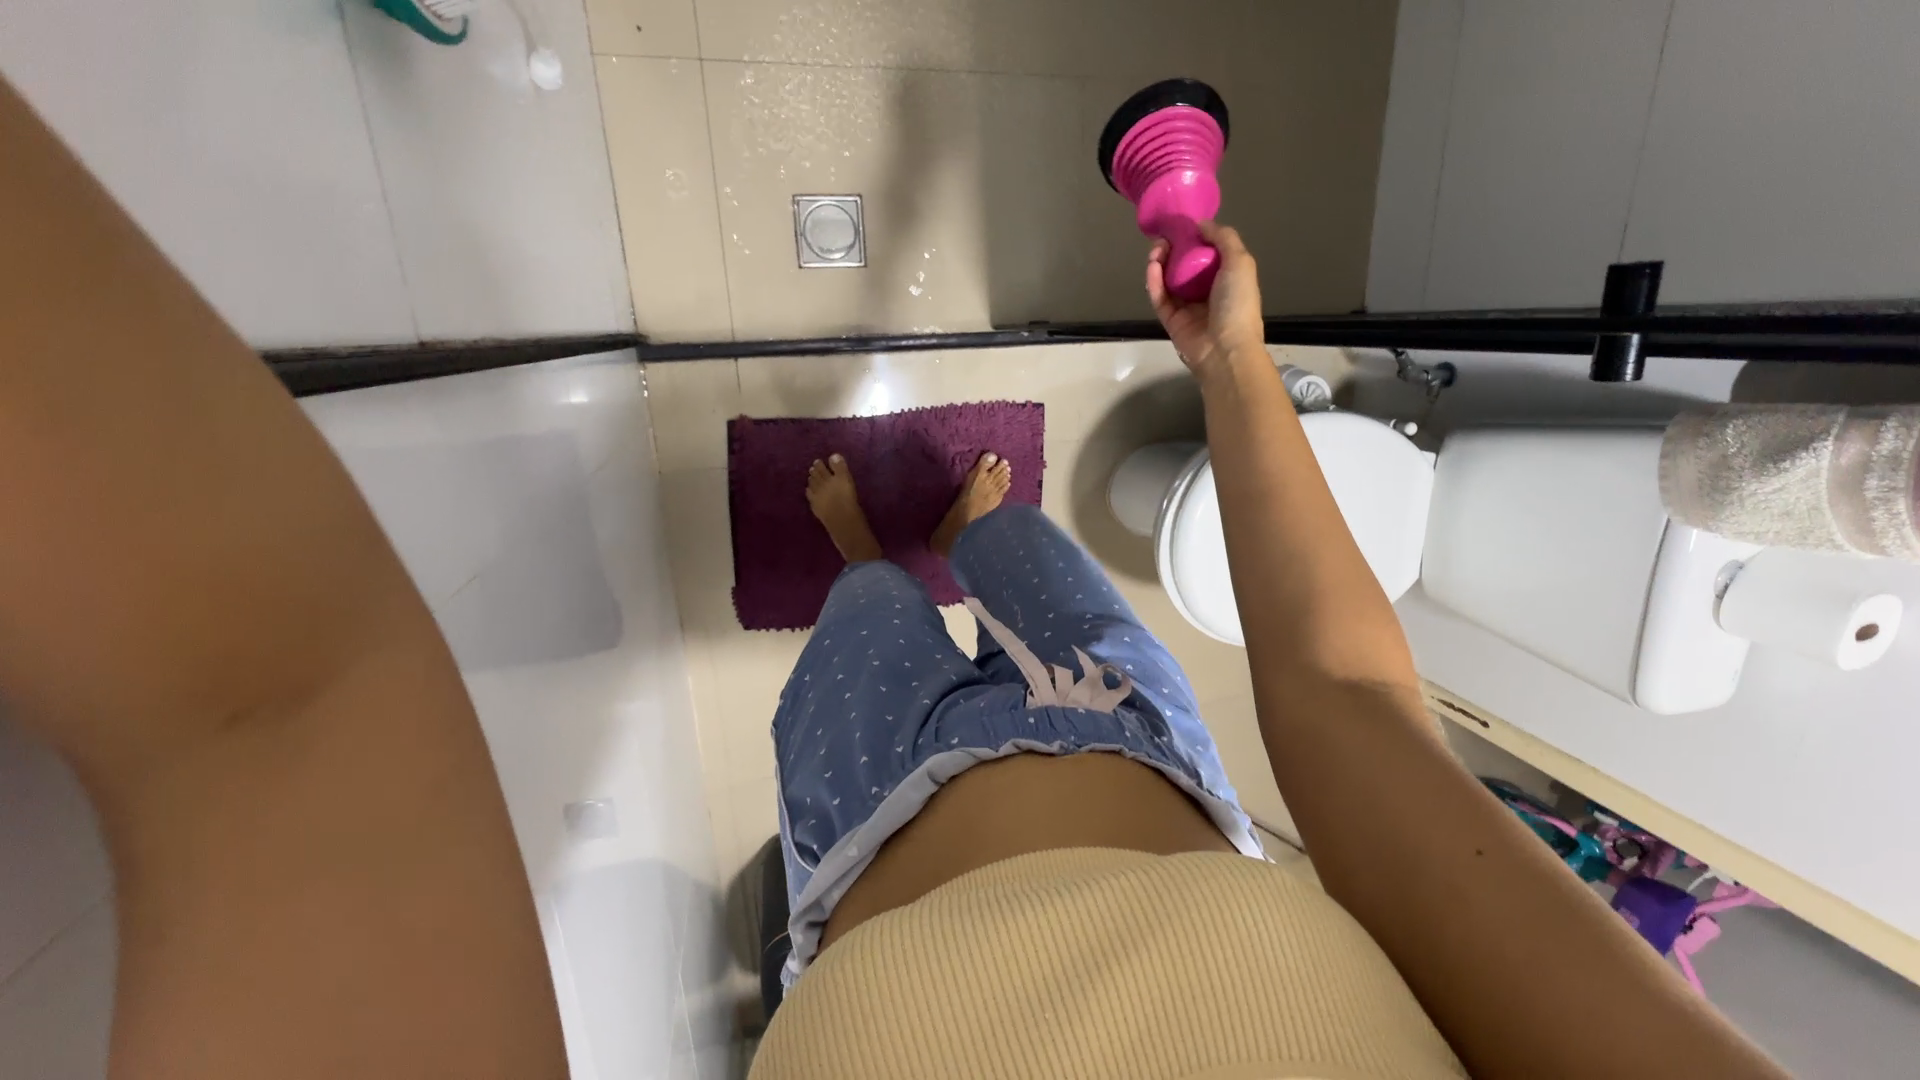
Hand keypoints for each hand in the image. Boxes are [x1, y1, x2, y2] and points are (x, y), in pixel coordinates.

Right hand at [1146, 220, 1264, 376]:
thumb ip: (1223, 238)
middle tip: (1165, 238)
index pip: (1207, 254)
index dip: (1195, 239)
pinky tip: (1152, 265)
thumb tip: (1202, 224)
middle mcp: (1207, 292)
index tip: (1183, 226)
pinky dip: (1154, 281)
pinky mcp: (1170, 320)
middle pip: (1185, 266)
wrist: (1224, 348)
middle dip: (1174, 249)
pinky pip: (1159, 297)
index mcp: (1227, 278)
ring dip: (1161, 262)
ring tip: (1156, 248)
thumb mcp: (1240, 262)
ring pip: (1169, 280)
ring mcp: (1187, 307)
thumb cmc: (1237, 304)